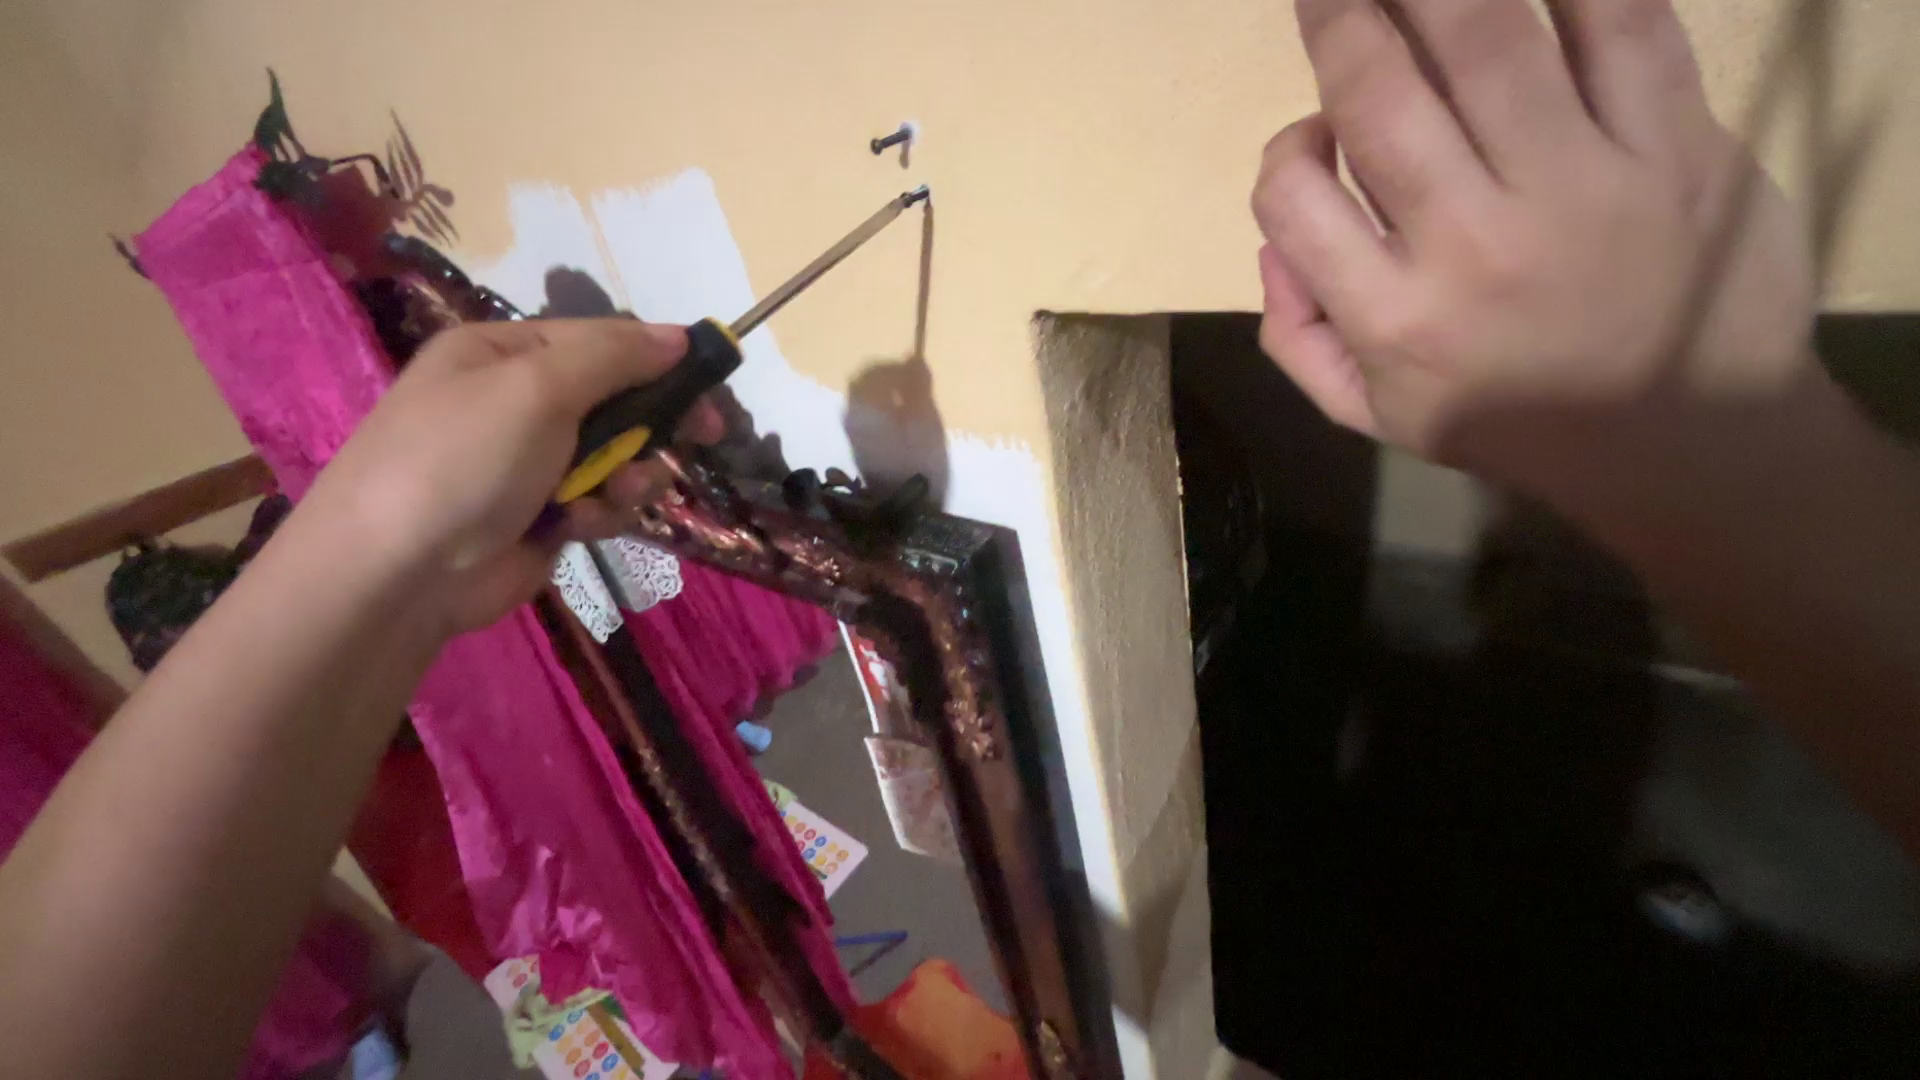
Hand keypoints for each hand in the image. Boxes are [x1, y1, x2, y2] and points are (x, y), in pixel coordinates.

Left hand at [298, 318, 722, 631]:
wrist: (399, 572)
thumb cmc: (463, 460)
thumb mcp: (537, 388)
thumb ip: (614, 357)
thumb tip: (678, 336)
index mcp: (508, 354)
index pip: (605, 342)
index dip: (662, 361)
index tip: (709, 385)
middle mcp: (524, 402)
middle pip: (621, 400)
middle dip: (653, 424)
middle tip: (701, 436)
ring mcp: (536, 462)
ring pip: (622, 457)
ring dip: (629, 476)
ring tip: (610, 494)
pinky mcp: (548, 514)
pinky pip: (604, 502)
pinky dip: (602, 512)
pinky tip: (578, 524)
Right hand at [1251, 0, 1814, 500]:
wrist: (1677, 438)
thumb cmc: (1500, 423)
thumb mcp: (1368, 414)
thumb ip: (1298, 338)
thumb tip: (1272, 246)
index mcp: (1388, 316)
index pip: (1293, 200)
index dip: (1281, 156)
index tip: (1305, 148)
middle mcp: (1468, 242)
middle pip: (1380, 100)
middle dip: (1337, 19)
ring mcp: (1577, 186)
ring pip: (1490, 44)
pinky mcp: (1676, 147)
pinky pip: (1622, 28)